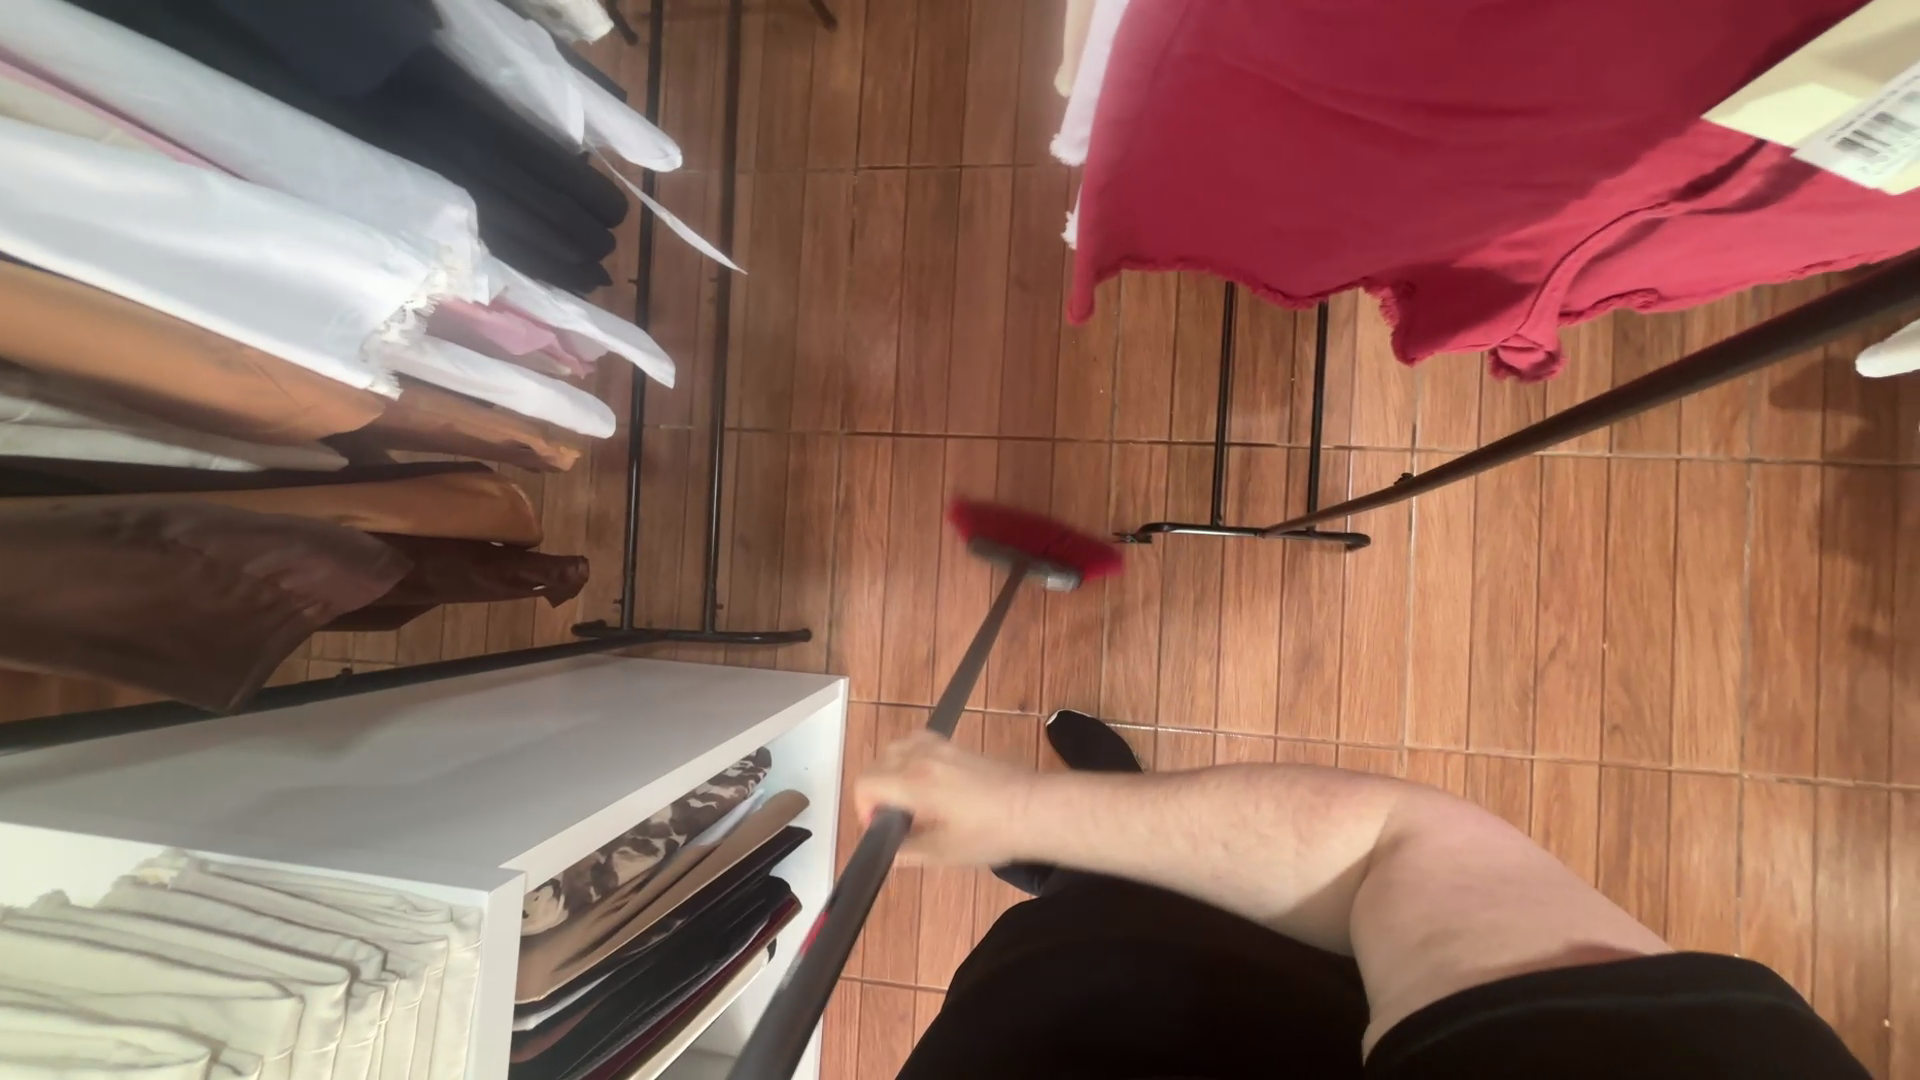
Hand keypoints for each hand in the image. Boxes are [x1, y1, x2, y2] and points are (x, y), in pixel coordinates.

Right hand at [854, 732, 1039, 866]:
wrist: (1031, 808)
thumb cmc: (989, 833)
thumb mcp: (944, 852)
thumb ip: (909, 851)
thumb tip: (889, 852)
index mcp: (914, 783)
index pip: (866, 782)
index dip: (864, 807)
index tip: (880, 827)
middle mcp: (922, 757)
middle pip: (878, 763)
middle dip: (876, 791)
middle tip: (894, 819)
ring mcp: (941, 747)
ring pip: (897, 747)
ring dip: (891, 770)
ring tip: (908, 799)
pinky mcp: (956, 746)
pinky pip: (919, 740)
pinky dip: (911, 756)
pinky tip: (926, 779)